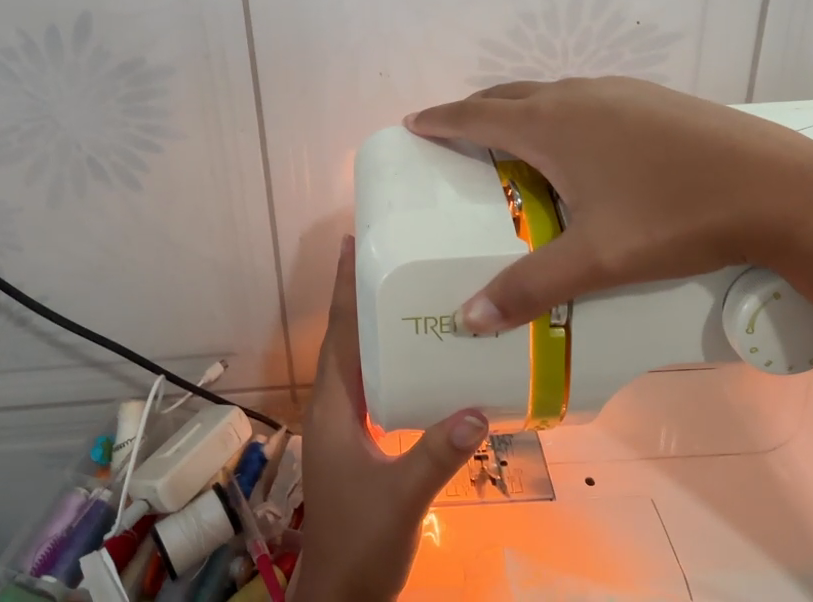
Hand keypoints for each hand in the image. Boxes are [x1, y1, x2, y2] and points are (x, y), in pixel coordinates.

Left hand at [294, 237, 488, 601]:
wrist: (339, 597)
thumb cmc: (360, 543)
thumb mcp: (402, 499)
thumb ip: (437, 454)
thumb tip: (480, 408)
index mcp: (333, 410)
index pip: (338, 336)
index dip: (343, 289)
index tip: (349, 244)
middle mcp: (332, 409)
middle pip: (344, 340)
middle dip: (358, 297)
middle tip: (385, 256)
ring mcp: (341, 428)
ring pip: (355, 364)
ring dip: (371, 328)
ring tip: (402, 295)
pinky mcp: (354, 445)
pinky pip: (368, 389)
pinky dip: (385, 365)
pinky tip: (413, 364)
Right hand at [407, 77, 812, 334]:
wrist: (777, 187)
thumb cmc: (673, 218)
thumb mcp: (597, 259)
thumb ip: (529, 287)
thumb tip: (469, 319)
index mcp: (549, 125)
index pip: (475, 114)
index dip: (439, 119)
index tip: (412, 124)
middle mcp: (576, 96)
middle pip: (508, 94)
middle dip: (474, 111)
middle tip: (455, 137)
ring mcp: (618, 91)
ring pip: (550, 93)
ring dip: (519, 110)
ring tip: (512, 143)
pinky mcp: (652, 98)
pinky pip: (584, 99)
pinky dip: (559, 114)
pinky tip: (582, 148)